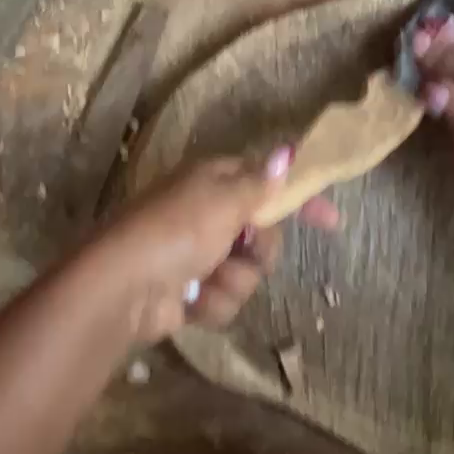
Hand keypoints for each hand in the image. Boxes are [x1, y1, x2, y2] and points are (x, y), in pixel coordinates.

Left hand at [84, 149, 340, 342]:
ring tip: (204, 280)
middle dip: (258, 251)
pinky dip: (210, 303)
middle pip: (262, 235)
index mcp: (213, 181)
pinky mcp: (189, 293)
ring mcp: (197, 256)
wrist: (122, 288)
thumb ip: (261, 182)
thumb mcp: (224, 199)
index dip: (299, 199)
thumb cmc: (176, 231)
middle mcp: (207, 214)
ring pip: (247, 273)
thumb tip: (287, 150)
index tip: (331, 221)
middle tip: (242, 250)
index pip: (267, 181)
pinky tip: (190, 301)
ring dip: (232, 281)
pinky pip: (224, 300)